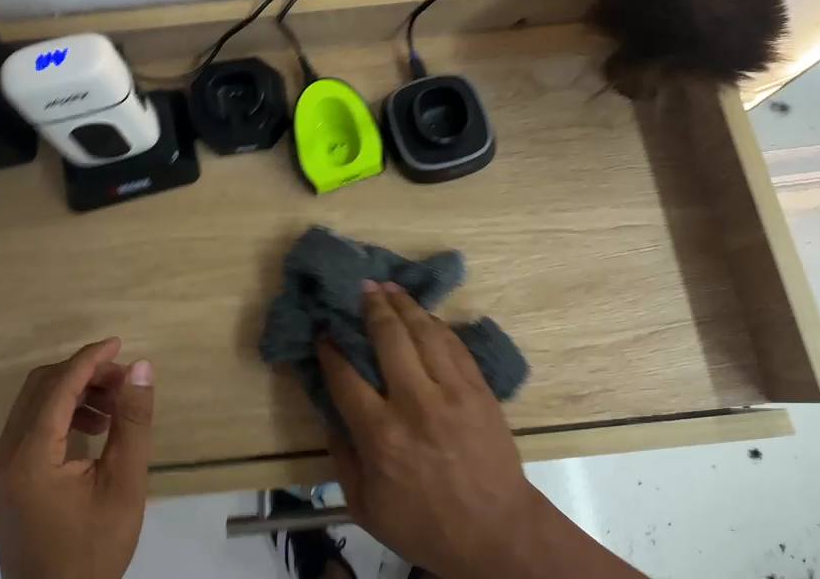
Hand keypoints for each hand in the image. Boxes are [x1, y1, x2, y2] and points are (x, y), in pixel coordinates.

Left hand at [0, 338, 155, 578]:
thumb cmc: (93, 549)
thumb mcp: (123, 485)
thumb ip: (132, 423)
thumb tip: (142, 367)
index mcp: (29, 457)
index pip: (58, 386)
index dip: (90, 359)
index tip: (121, 344)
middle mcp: (3, 455)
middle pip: (40, 388)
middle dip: (84, 374)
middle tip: (124, 381)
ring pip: (33, 405)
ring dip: (73, 393)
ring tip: (115, 407)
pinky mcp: (4, 480)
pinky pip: (29, 427)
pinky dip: (61, 415)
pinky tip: (94, 429)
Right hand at [319, 283, 642, 578]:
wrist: (496, 532)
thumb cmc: (425, 524)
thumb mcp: (365, 505)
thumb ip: (341, 455)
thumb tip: (329, 410)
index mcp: (381, 436)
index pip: (346, 376)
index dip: (331, 348)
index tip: (323, 332)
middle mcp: (415, 404)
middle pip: (388, 338)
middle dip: (370, 307)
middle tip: (360, 289)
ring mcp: (452, 392)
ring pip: (424, 331)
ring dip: (403, 304)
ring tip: (387, 287)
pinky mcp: (479, 388)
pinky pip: (453, 343)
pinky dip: (434, 323)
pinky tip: (422, 314)